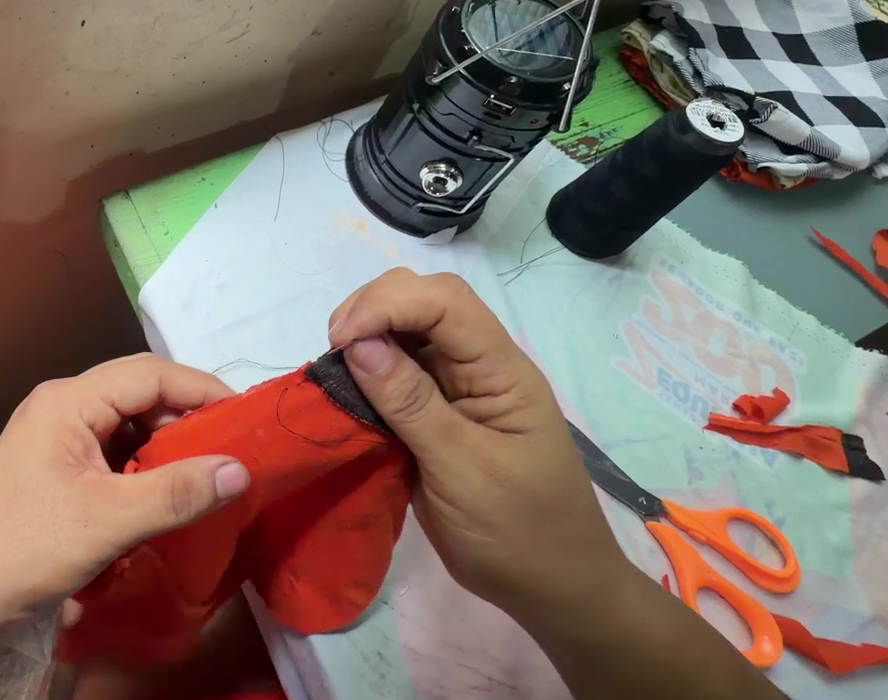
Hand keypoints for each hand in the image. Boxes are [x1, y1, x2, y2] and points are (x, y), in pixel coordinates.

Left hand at [0, 353, 252, 627]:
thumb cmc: (24, 548)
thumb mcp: (106, 520)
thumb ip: (176, 492)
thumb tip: (241, 469)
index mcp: (68, 400)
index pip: (147, 373)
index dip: (199, 388)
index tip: (244, 416)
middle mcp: (64, 407)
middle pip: (139, 395)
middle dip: (187, 418)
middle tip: (233, 449)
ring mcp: (60, 438)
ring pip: (130, 426)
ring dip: (168, 446)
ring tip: (209, 472)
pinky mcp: (61, 469)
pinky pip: (116, 454)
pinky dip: (147, 468)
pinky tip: (171, 493)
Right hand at [325, 268, 628, 622]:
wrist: (552, 591)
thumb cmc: (519, 534)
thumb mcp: (462, 472)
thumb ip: (411, 404)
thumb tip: (358, 343)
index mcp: (502, 371)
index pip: (446, 302)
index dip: (388, 304)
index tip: (342, 340)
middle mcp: (480, 364)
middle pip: (426, 298)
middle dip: (374, 306)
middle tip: (335, 347)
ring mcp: (458, 383)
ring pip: (408, 324)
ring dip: (367, 329)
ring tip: (337, 361)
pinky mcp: (436, 406)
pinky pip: (398, 363)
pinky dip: (367, 362)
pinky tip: (348, 380)